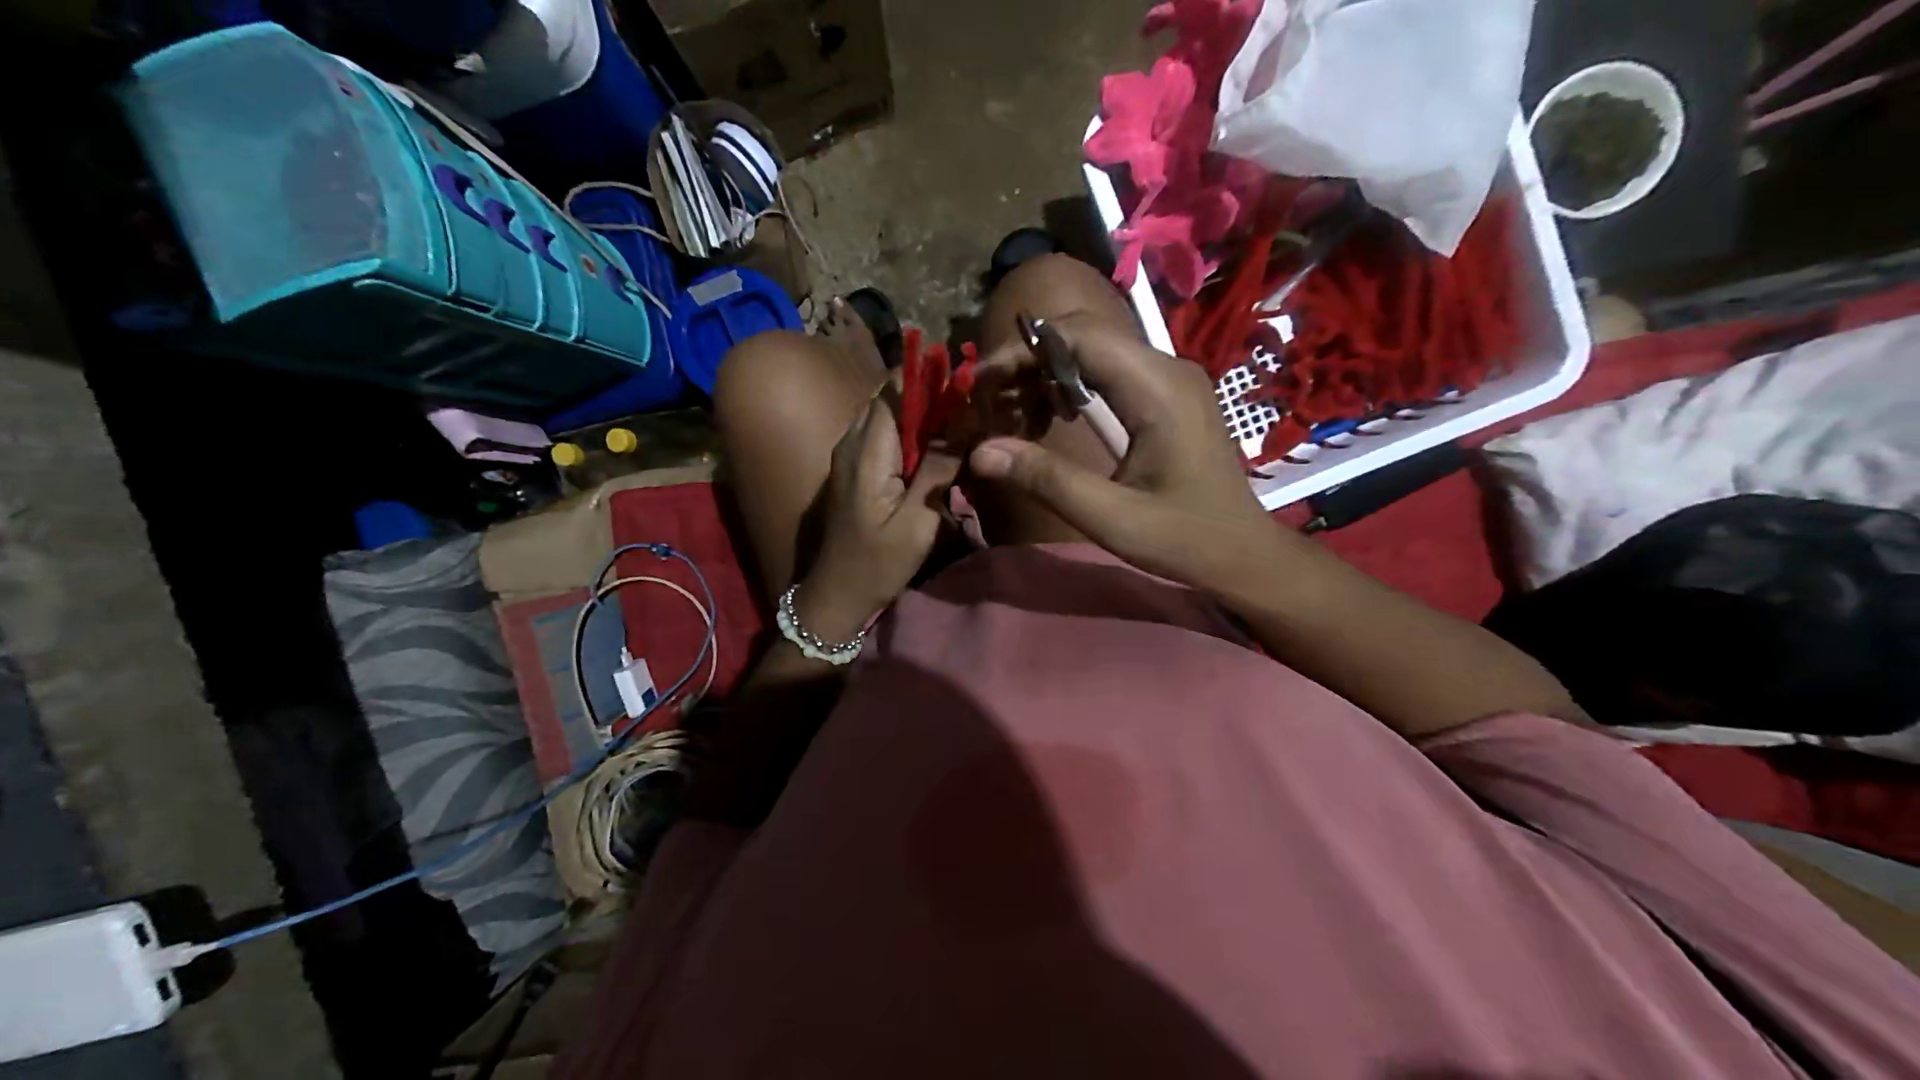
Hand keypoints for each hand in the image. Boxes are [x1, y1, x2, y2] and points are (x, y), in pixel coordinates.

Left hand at [797, 392, 961, 641]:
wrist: (837, 594)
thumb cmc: (877, 563)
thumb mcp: (917, 522)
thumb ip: (939, 468)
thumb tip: (967, 423)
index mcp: (867, 450)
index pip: (895, 390)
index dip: (930, 379)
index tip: (965, 382)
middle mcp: (852, 441)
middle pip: (892, 397)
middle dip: (930, 395)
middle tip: (970, 407)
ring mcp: (849, 454)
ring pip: (888, 414)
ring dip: (922, 415)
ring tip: (960, 425)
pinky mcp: (854, 468)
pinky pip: (884, 435)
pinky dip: (911, 434)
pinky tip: (936, 451)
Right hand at [968, 314, 1278, 594]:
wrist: (1242, 551)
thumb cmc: (1184, 538)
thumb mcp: (1112, 518)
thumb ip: (1048, 480)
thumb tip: (981, 452)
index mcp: (1159, 391)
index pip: (1081, 336)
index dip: (1024, 350)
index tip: (982, 383)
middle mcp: (1169, 369)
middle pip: (1085, 334)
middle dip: (1030, 359)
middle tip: (992, 401)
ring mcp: (1172, 378)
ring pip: (1096, 348)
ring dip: (1048, 370)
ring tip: (1015, 411)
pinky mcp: (1168, 393)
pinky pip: (1111, 369)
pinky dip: (1072, 382)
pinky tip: (1054, 415)